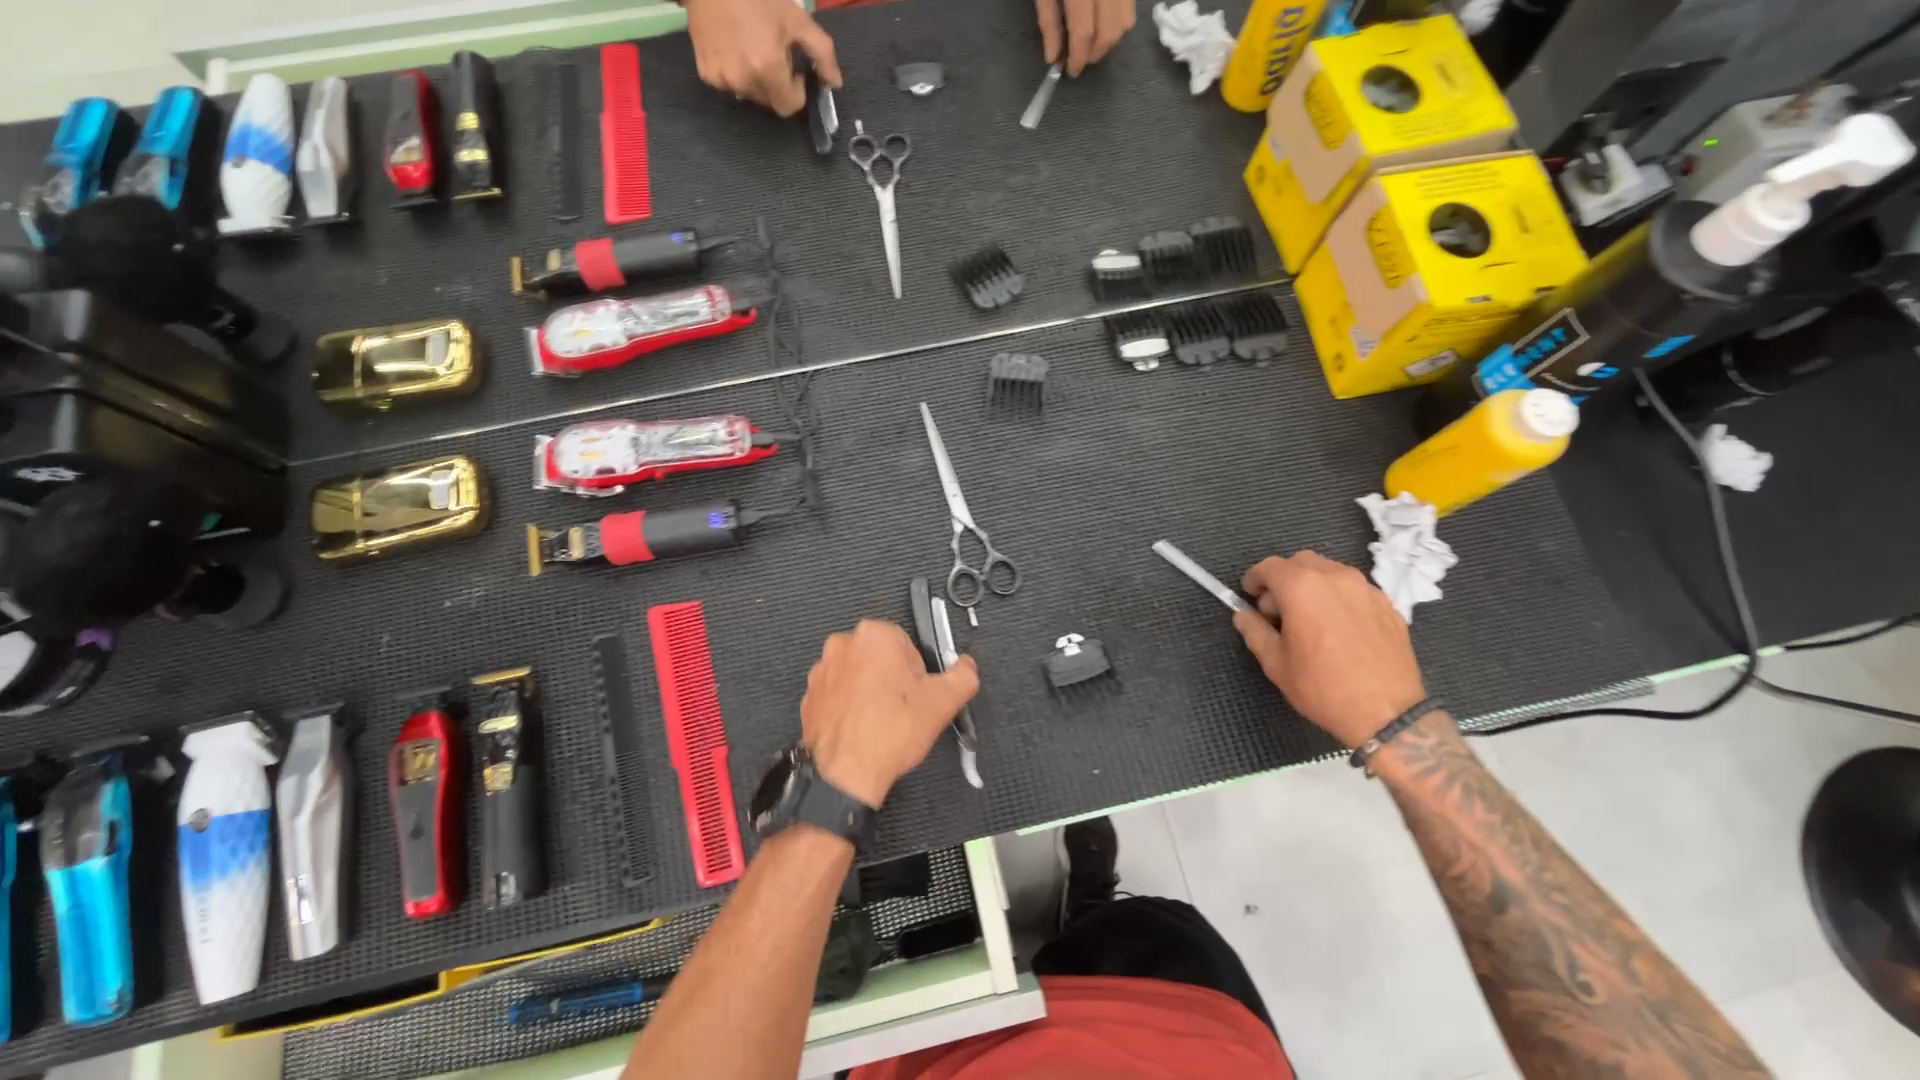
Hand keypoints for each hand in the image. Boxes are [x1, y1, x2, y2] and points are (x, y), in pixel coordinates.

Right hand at [684, 0, 841, 116]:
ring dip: (757, 81)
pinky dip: (736, 74)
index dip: (796, 91)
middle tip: (772, 53)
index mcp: (767, 69)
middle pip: (771, 102)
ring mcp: (722, 80)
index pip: (790, 107)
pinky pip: (730, 86)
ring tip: (752, 49)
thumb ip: (822, 53)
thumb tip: (835, 82)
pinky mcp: (706, 75)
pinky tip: (734, 49)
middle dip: (777, 85)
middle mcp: (744, 81)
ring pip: (751, 95)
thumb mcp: (797, 20)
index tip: (794, 70)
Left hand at [801, 620, 979, 807]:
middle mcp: (843, 646)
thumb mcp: (944, 702)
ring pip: (859, 676)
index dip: (918, 671)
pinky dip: (851, 708)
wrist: (847, 774)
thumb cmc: (887, 734)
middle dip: (894, 679)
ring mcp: (822, 671)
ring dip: (871, 692)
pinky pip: (839, 696)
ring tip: (884, 721)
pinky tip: (865, 728)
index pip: (907, 643)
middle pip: (881, 657)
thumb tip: (966, 667)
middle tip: (904, 708)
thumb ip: (963, 676)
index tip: (919, 691)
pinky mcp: (810, 697)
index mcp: (875, 635)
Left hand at [1036, 0, 1136, 75]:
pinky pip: (1130, 9)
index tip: (1071, 71)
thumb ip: (1048, 21)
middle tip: (1082, 59)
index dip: (1078, 56)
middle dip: (1096, 53)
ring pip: (1126, 23)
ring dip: (1110, 41)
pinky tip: (1104, 25)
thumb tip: (1053, 58)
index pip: (1084, 32)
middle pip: (1110, 31)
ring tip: (1093, 43)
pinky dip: (1119, 23)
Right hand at [1233, 552, 1426, 747]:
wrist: (1386, 712)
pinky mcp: (1388, 604)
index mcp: (1302, 588)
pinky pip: (1354, 589)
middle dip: (1284, 579)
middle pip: (1301, 562)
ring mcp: (1366, 588)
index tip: (1249, 595)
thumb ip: (1255, 632)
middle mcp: (1336, 577)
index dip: (1254, 578)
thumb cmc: (1322, 687)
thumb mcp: (1276, 664)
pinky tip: (1338, 628)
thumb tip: (1243, 616)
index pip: (1270, 567)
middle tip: (1277, 611)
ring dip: (1312, 585)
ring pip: (1330, 572)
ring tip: (1309, 618)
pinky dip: (1338, 598)